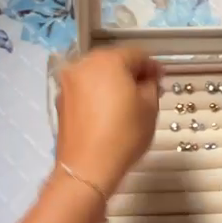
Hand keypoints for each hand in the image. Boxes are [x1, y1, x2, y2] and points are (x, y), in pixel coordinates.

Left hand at [54, 46, 161, 194]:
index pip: (136, 54)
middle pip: (113, 60)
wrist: (86, 168)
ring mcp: (68, 82)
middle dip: (130, 72)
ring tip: (126, 101)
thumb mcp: (150, 108)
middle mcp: (83, 64)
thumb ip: (151, 85)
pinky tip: (107, 111)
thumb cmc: (123, 135)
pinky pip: (84, 89)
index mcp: (108, 60)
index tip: (161, 79)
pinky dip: (97, 94)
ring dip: (112, 82)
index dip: (152, 66)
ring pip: (96, 74)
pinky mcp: (60, 100)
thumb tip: (147, 80)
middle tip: (146, 89)